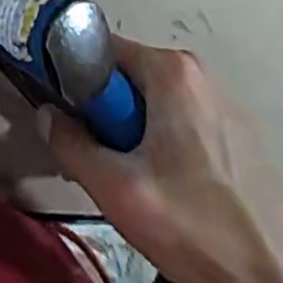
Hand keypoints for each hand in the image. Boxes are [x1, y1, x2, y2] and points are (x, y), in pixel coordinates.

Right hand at [41, 36, 282, 282]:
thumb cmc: (208, 233)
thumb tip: (48, 117)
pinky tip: (171, 191)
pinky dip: (161, 148)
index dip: (76, 84)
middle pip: (122, 78)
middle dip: (107, 117)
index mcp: (172, 71)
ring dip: (132, 136)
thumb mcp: (118, 191)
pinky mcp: (235, 134)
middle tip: (113, 162)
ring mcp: (221, 103)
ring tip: (144, 182)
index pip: (96, 49)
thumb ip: (70, 146)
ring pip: (147, 104)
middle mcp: (198, 75)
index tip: (73, 120)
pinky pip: (175, 122)